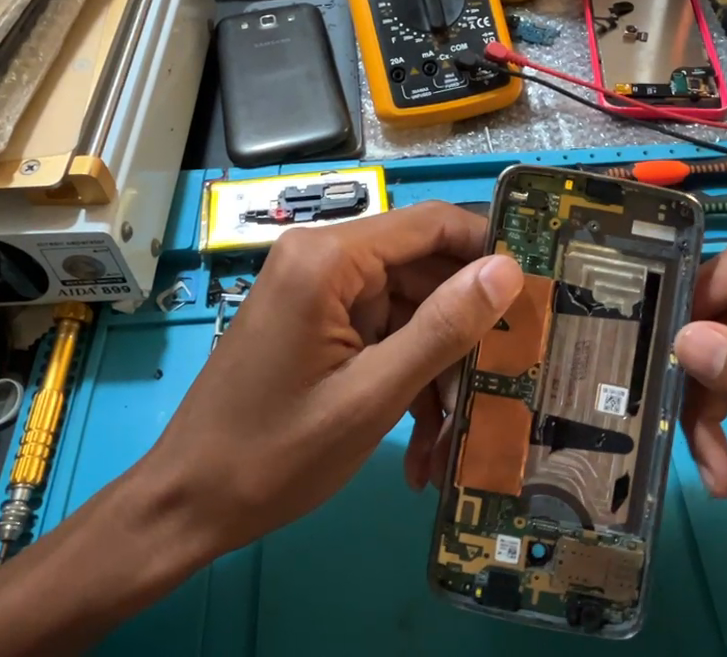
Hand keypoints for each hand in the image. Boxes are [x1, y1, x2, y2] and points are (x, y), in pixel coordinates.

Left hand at [132, 201, 522, 557]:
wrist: (189, 503)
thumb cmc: (275, 453)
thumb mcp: (372, 396)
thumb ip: (442, 329)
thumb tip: (507, 269)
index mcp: (328, 258)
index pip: (430, 224)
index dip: (487, 250)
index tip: (537, 293)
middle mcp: (322, 259)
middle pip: (422, 271)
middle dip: (462, 330)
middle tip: (507, 379)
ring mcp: (318, 292)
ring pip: (408, 311)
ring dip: (435, 370)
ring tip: (454, 436)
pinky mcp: (317, 323)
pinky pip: (381, 335)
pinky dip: (405, 380)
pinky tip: (420, 444)